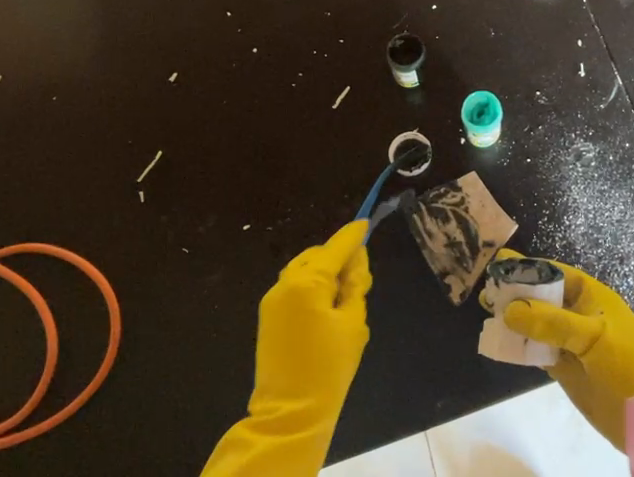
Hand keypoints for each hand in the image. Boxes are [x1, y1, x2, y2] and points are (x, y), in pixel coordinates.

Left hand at [254, 220, 371, 417]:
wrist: (290, 412)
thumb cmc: (328, 367)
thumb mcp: (353, 322)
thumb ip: (355, 285)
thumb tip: (355, 261)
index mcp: (308, 281)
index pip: (336, 247)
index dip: (353, 235)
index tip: (365, 222)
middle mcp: (286, 282)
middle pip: (318, 255)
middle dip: (339, 259)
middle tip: (360, 281)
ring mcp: (272, 299)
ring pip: (304, 270)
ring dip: (324, 273)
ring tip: (343, 297)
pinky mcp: (268, 316)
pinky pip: (294, 288)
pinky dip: (311, 287)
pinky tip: (325, 309)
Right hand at [495, 250, 633, 448]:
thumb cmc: (631, 367)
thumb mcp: (594, 338)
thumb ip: (552, 323)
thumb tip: (510, 309)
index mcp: (591, 296)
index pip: (554, 273)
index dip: (527, 268)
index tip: (497, 263)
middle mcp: (578, 314)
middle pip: (541, 298)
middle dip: (515, 293)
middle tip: (485, 292)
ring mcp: (571, 343)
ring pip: (535, 325)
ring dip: (513, 321)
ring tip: (485, 315)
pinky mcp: (565, 369)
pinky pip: (536, 351)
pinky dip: (518, 347)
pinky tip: (499, 344)